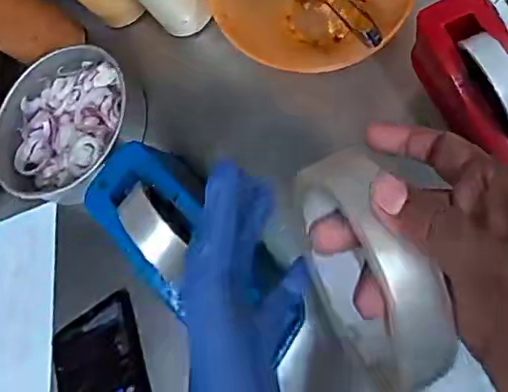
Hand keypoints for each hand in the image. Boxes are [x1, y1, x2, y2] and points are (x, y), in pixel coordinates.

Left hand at [182, 161, 309, 391]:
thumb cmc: (223, 341)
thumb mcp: (216, 275)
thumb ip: (221, 226)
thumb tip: (225, 172)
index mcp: (204, 270)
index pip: (214, 221)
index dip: (223, 193)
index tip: (237, 165)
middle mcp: (217, 285)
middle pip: (230, 237)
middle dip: (243, 208)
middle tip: (262, 179)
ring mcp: (237, 310)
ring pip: (247, 262)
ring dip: (259, 234)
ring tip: (275, 205)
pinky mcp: (258, 334)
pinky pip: (272, 300)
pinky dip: (286, 280)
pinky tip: (303, 267)